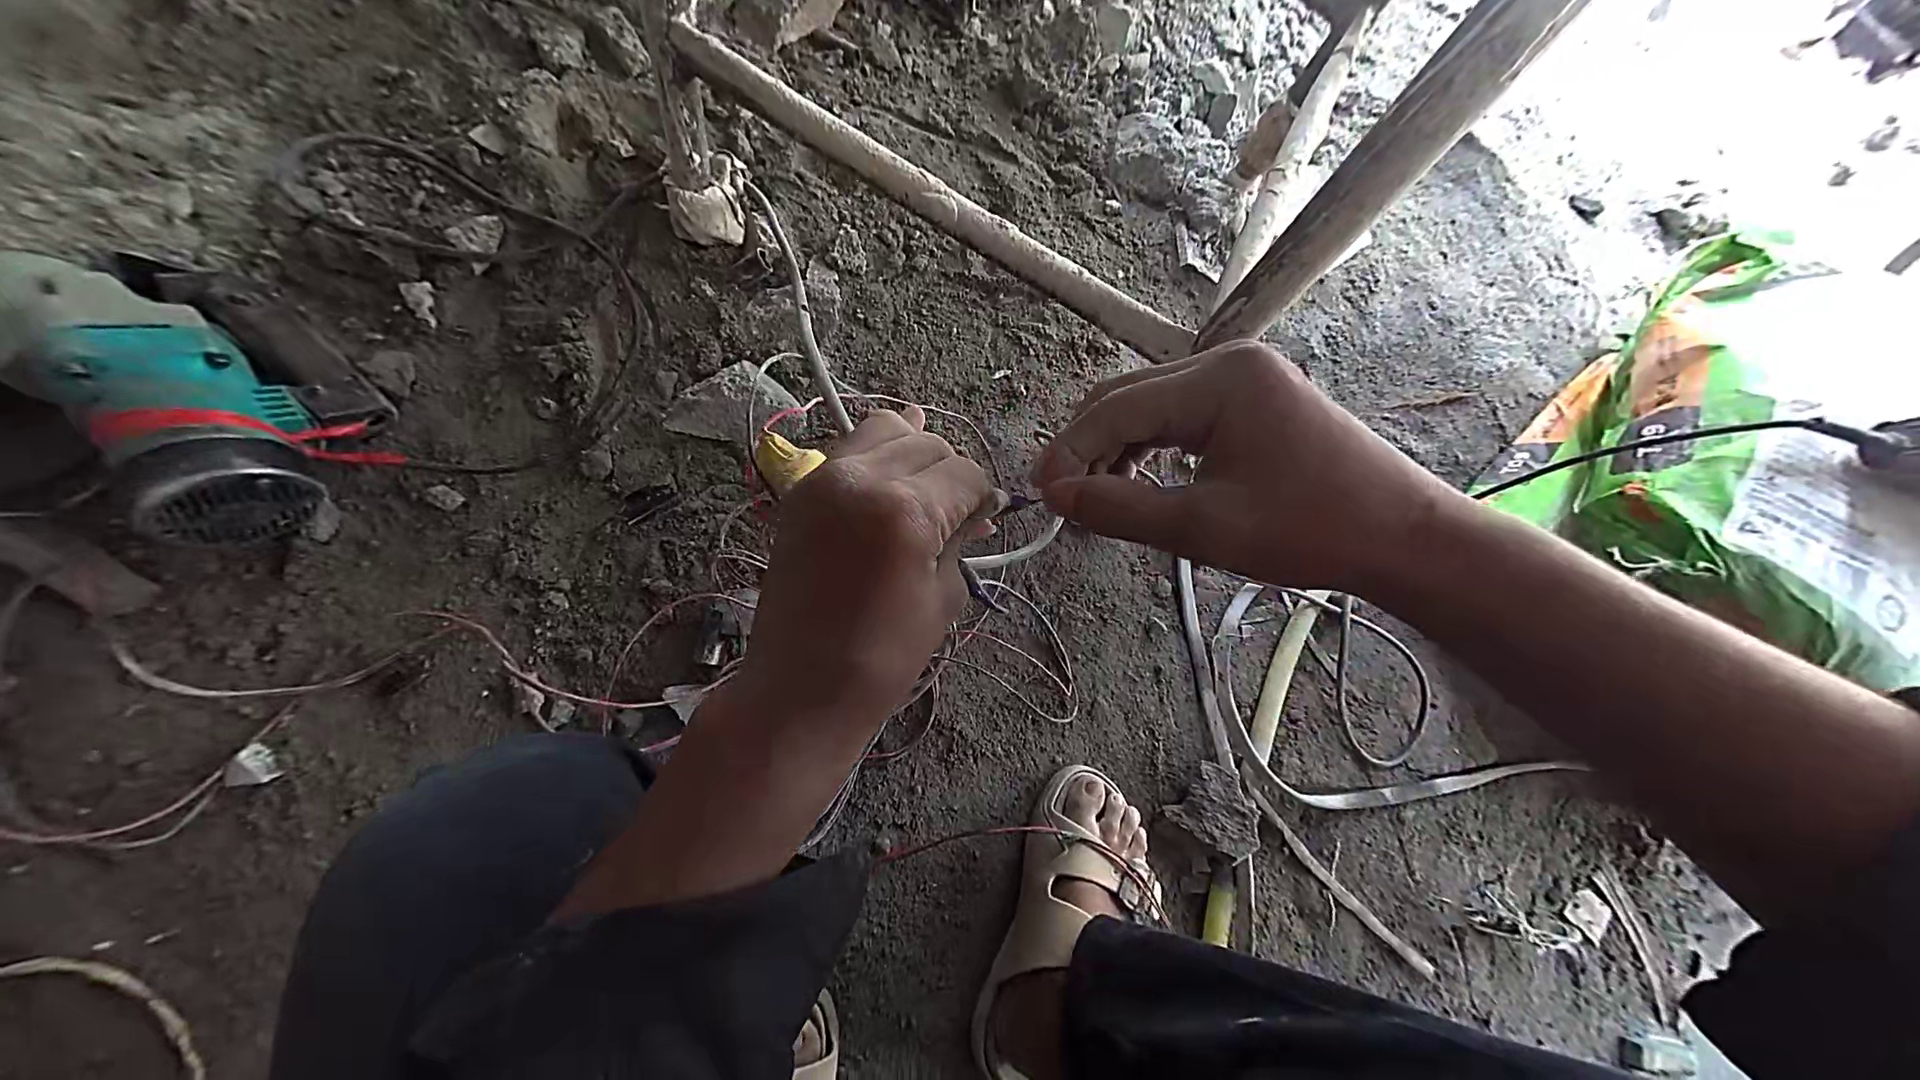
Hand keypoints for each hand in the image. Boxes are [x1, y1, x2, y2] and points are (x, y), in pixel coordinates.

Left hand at [741, 406, 993, 719]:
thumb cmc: (883, 658)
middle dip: (951, 474)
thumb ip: (960, 537)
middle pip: (929, 444)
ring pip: (885, 429)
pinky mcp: (800, 490)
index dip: (983, 496)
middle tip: (954, 514)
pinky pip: (849, 449)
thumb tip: (976, 508)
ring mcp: (823, 478)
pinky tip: (888, 480)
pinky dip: (876, 457)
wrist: (800, 686)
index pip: (966, 473)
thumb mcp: (943, 596)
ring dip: (913, 454)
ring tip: (919, 493)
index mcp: (905, 510)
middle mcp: (861, 478)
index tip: (984, 521)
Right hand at [1031, 341, 1459, 592]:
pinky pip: (1174, 417)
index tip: (1043, 497)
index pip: (1116, 408)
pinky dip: (1144, 449)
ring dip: (1112, 450)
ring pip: (1145, 407)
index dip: (1070, 452)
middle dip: (1086, 449)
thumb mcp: (1204, 527)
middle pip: (1125, 398)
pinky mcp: (1246, 400)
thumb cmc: (1313, 530)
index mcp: (1220, 380)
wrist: (1402, 536)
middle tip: (1063, 500)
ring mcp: (1238, 378)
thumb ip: (1120, 509)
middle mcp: (1225, 363)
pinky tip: (1135, 481)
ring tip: (1096, 498)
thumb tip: (1056, 497)